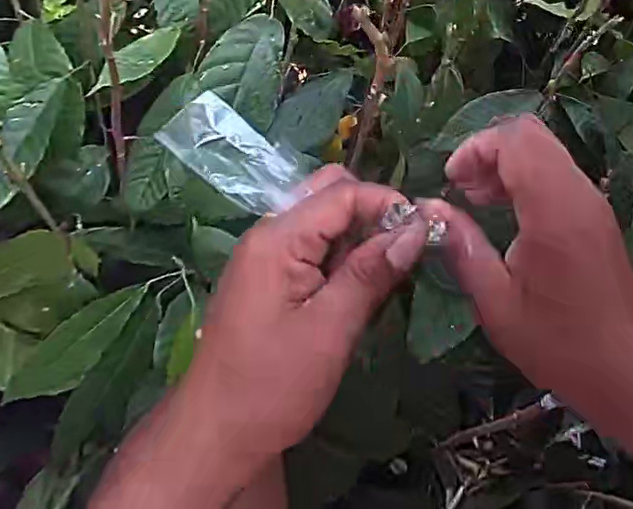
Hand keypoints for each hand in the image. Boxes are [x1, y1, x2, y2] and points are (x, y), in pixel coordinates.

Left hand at [186, 164, 430, 448]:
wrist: (210, 442)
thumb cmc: (270, 389)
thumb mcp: (330, 330)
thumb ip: (372, 272)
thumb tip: (417, 228)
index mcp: (278, 238)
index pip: (343, 192)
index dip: (387, 203)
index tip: (422, 231)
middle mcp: (270, 232)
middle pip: (331, 190)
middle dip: (372, 210)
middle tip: (401, 247)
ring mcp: (267, 252)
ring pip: (325, 214)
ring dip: (359, 231)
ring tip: (384, 269)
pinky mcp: (271, 274)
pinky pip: (315, 241)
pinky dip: (343, 251)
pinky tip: (358, 283)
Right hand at [428, 118, 632, 508]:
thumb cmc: (572, 350)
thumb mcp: (504, 304)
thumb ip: (468, 252)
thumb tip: (438, 213)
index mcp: (557, 204)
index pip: (520, 135)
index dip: (482, 146)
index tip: (458, 182)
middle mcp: (581, 190)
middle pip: (535, 131)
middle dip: (492, 148)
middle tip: (466, 189)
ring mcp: (594, 202)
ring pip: (550, 150)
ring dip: (511, 164)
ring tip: (483, 203)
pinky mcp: (600, 217)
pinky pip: (559, 174)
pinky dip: (529, 181)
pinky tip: (513, 221)